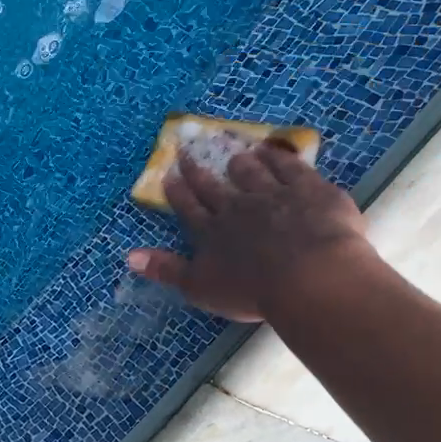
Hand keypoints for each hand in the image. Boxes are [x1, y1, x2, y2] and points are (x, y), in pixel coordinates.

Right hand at [127, 143, 375, 321]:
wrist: (310, 277)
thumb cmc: (251, 290)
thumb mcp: (199, 287)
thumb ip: (166, 269)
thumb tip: (129, 256)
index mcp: (210, 231)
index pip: (188, 207)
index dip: (177, 192)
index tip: (169, 176)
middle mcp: (236, 207)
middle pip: (213, 185)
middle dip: (198, 170)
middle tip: (188, 153)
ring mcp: (273, 195)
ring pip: (252, 172)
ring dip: (241, 163)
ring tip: (235, 154)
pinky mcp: (308, 190)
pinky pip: (290, 167)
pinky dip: (279, 158)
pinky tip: (273, 151)